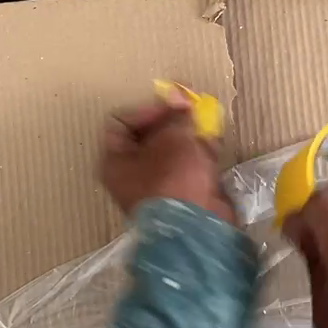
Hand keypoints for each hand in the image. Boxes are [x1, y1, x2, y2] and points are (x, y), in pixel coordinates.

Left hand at [101, 96, 233, 224]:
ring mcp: (157, 185)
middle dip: (172, 118)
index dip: (147, 108)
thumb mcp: (172, 138)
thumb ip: (176, 115)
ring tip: (205, 123)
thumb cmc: (174, 179)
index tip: (173, 103)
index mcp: (115, 161)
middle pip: (148, 134)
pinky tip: (212, 143)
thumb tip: (181, 98)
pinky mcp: (182, 192)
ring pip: (171, 148)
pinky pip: (188, 164)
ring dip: (188, 133)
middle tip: (193, 107)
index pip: (121, 122)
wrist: (197, 228)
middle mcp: (131, 173)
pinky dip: (199, 151)